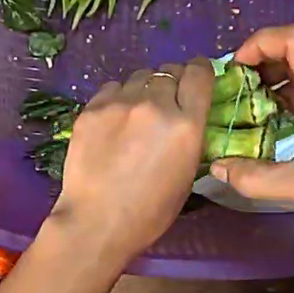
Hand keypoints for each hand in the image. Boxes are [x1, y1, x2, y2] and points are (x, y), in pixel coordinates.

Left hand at [49, 58, 213, 258]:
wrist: (98, 221)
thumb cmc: (151, 210)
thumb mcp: (188, 172)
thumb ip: (191, 135)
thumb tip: (187, 117)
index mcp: (186, 124)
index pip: (200, 74)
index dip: (201, 71)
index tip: (198, 77)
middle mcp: (156, 104)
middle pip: (169, 71)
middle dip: (172, 83)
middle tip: (166, 103)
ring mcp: (120, 103)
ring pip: (140, 76)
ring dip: (145, 89)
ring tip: (137, 113)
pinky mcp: (92, 108)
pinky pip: (113, 88)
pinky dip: (118, 98)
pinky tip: (114, 121)